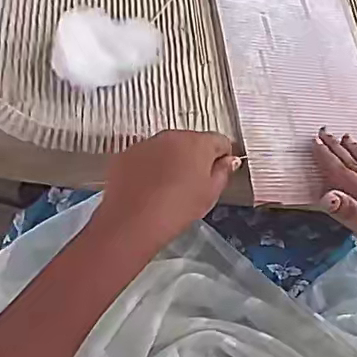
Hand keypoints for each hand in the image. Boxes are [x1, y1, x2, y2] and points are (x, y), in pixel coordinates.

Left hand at [97, 130, 239, 248]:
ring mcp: (146, 143)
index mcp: (198, 143)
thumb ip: (223, 173)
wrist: (132, 220)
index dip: (222, 158)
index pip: (221, 141)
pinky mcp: (126, 154)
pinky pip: (145, 157)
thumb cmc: (178, 208)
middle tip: (191, 186)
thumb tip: (230, 160)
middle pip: (191, 142)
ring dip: (171, 161)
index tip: (216, 176)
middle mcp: (172, 136)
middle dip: (194, 158)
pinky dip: (148, 167)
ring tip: (167, 189)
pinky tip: (147, 189)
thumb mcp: (210, 195)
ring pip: (166, 148)